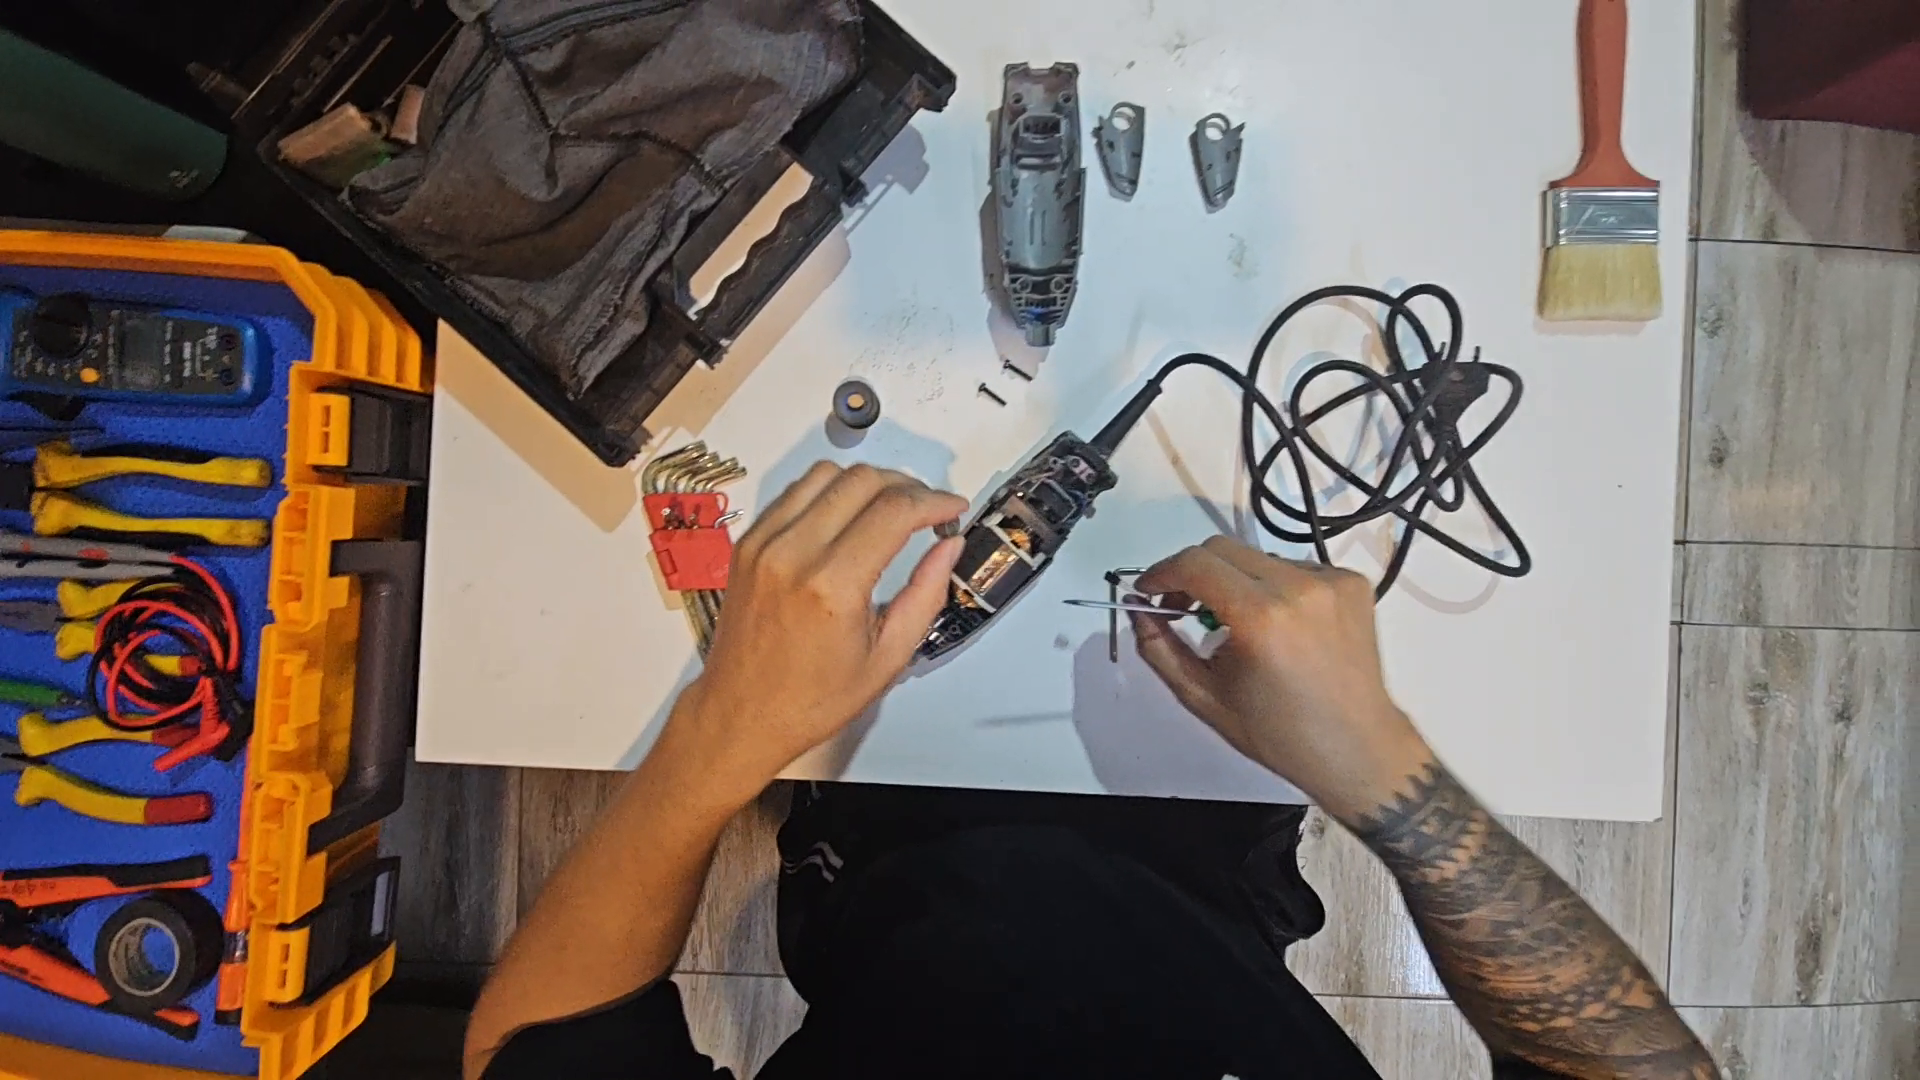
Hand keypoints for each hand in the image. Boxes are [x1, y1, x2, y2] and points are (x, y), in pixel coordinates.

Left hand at [657, 463, 965, 804]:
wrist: (741, 714)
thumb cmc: (815, 698)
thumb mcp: (889, 657)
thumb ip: (926, 594)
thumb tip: (949, 544)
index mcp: (833, 587)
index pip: (894, 511)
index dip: (934, 501)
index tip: (953, 508)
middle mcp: (793, 553)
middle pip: (863, 480)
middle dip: (907, 487)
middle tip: (927, 510)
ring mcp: (764, 543)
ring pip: (827, 473)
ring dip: (868, 482)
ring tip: (891, 509)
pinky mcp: (748, 542)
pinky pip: (795, 490)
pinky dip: (830, 491)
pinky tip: (849, 516)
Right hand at [1129, 536, 1431, 823]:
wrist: (1357, 750)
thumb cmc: (1278, 733)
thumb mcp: (1202, 696)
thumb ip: (1159, 647)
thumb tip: (1139, 609)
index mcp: (1261, 618)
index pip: (1194, 564)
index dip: (1161, 572)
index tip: (1149, 590)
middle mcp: (1299, 588)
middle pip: (1221, 549)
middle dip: (1190, 573)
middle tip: (1181, 606)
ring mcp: (1330, 582)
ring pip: (1254, 557)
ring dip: (1231, 580)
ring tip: (1233, 622)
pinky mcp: (1350, 583)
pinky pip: (1290, 568)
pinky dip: (1269, 587)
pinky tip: (1274, 624)